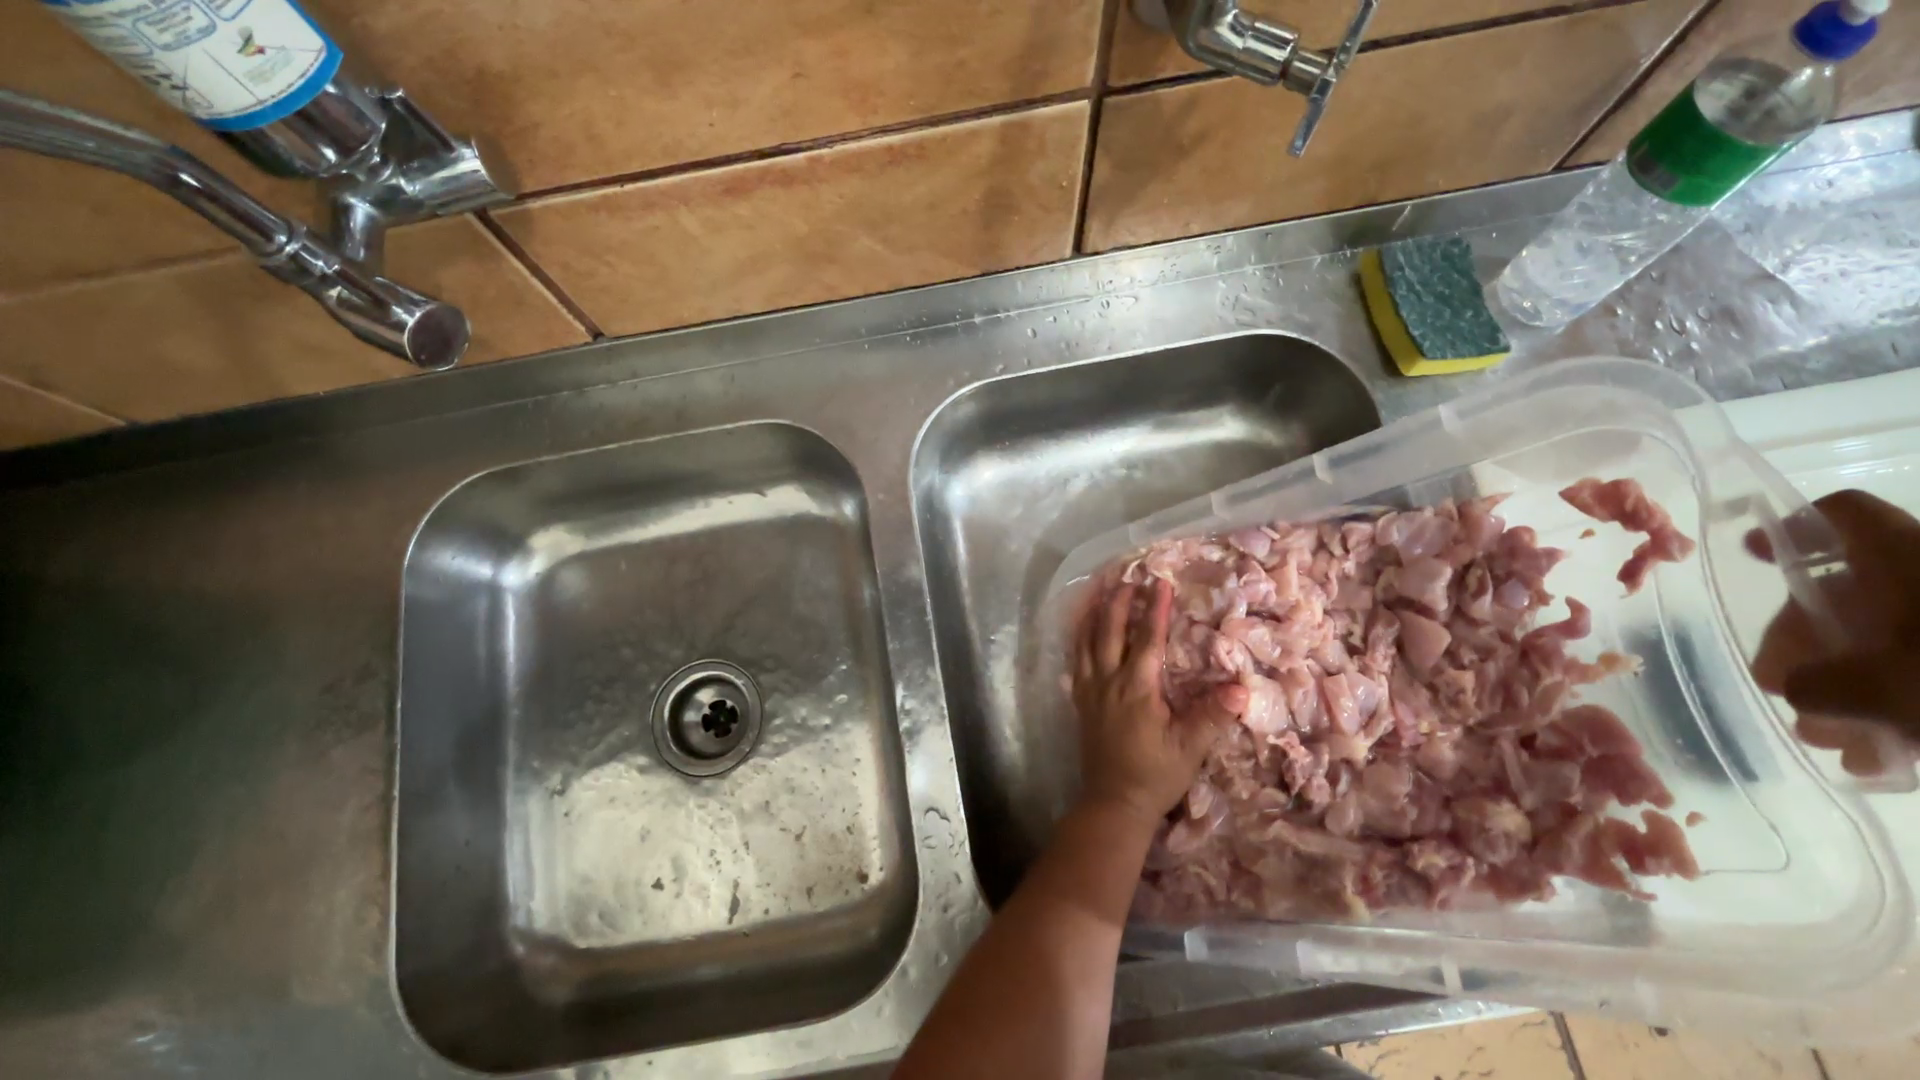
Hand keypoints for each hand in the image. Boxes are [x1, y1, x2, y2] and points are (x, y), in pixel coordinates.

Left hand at [1071, 579, 1243, 825]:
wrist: (1114, 803)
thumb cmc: (1155, 775)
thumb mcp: (1190, 748)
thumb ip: (1212, 716)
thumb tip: (1241, 689)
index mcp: (1137, 687)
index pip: (1149, 639)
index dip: (1156, 609)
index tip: (1161, 581)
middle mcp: (1108, 681)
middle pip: (1110, 632)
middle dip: (1119, 602)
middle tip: (1125, 577)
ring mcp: (1089, 692)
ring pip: (1086, 643)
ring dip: (1094, 616)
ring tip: (1097, 593)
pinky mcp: (1080, 704)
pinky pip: (1075, 663)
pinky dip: (1077, 642)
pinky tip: (1078, 637)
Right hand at [1753, 490, 1919, 775]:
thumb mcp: (1886, 690)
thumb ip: (1817, 685)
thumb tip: (1796, 685)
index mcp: (1907, 559)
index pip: (1838, 516)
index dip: (1790, 529)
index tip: (1755, 556)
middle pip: (1850, 592)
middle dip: (1809, 646)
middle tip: (1786, 692)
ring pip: (1890, 640)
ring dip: (1851, 688)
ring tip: (1836, 742)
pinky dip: (1905, 707)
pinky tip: (1891, 756)